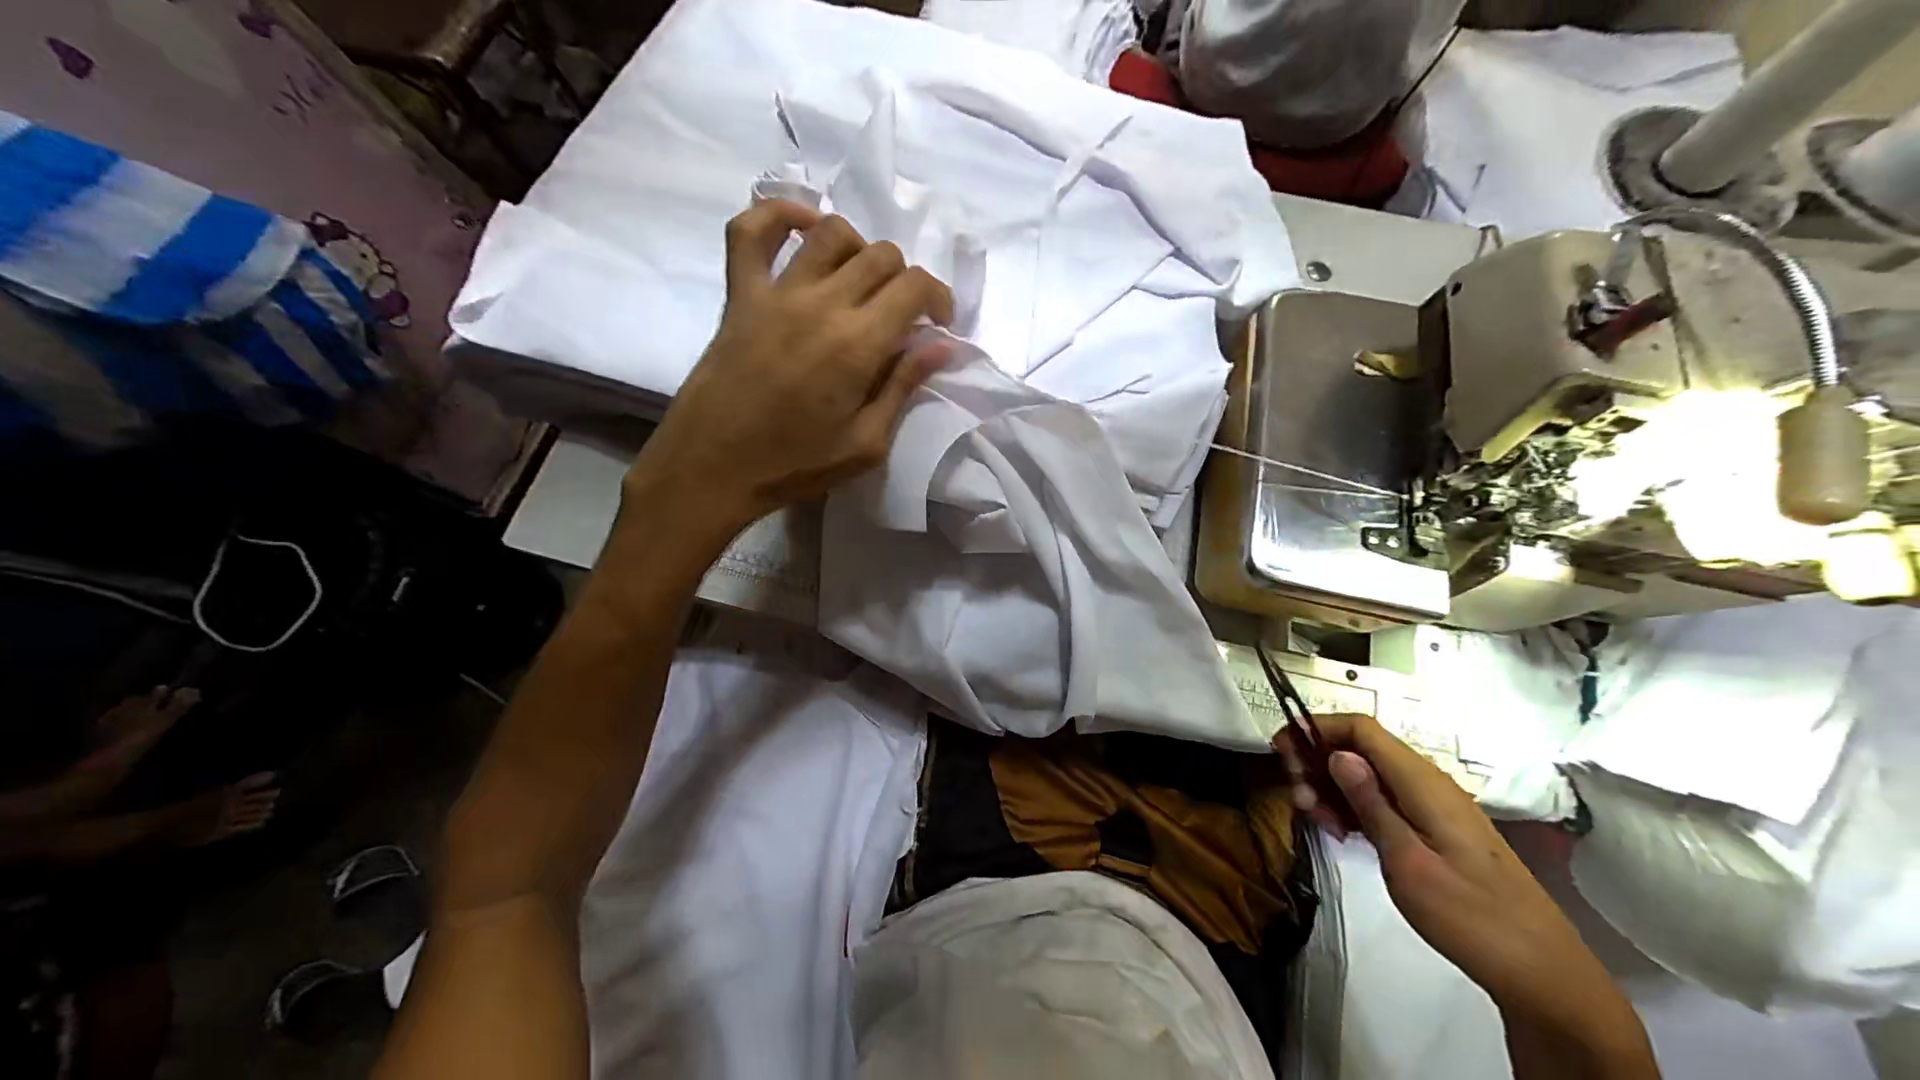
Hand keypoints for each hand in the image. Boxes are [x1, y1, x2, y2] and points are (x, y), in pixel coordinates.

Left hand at [626, 200, 953, 535]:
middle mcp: (822, 303)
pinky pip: (752, 231)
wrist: (712, 468)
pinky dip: (780, 215)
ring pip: (830, 233)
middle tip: (899, 315)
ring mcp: (777, 292)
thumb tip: (940, 346)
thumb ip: (903, 387)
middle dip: (904, 279)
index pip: (915, 286)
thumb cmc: (794, 465)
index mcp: (859, 344)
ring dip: (858, 248)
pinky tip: (803, 229)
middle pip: (880, 255)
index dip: (939, 298)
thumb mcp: (866, 444)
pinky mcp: (740, 294)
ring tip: (859, 282)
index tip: (938, 325)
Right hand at [1276, 714, 1655, 1075]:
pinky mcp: (1434, 827)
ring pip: (1368, 775)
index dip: (1315, 728)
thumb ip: (1371, 803)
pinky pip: (1384, 799)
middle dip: (1318, 762)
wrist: (1540, 971)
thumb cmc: (1469, 915)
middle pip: (1360, 749)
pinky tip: (1342, 832)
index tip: (1280, 751)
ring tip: (1315, 821)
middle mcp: (1426, 782)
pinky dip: (1355, 807)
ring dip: (1332, 788)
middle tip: (1296, 799)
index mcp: (1420, 782)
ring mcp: (1432, 805)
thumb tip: (1339, 753)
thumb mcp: (1407, 860)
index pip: (1360, 728)